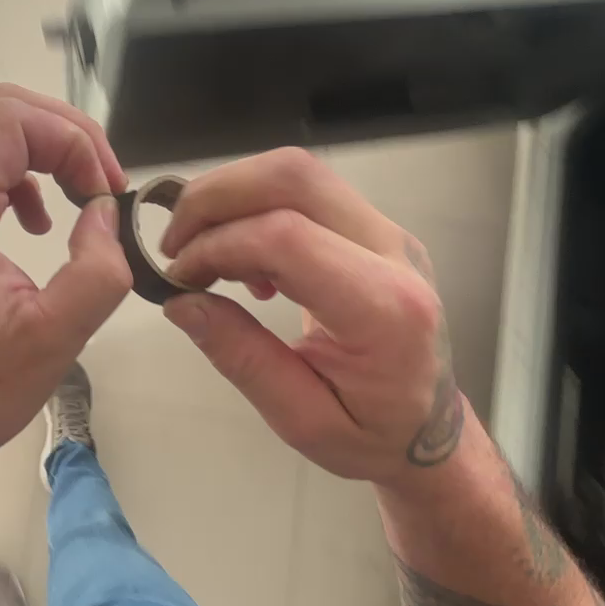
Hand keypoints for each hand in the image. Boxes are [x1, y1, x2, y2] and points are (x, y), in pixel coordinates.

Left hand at [0, 84, 132, 496]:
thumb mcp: (54, 339)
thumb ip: (98, 268)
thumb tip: (106, 215)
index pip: (11, 121)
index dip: (73, 140)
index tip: (107, 193)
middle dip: (63, 136)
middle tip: (102, 185)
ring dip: (42, 153)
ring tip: (82, 200)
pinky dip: (17, 178)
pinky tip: (40, 223)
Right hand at [157, 148, 466, 484]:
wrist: (430, 423)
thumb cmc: (373, 433)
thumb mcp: (302, 420)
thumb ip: (243, 358)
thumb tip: (181, 302)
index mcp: (383, 309)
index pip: (287, 238)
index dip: (216, 246)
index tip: (178, 279)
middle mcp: (392, 252)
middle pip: (293, 178)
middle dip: (214, 198)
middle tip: (174, 246)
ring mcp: (385, 230)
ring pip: (295, 173)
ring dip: (229, 199)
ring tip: (203, 256)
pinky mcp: (370, 226)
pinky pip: (302, 191)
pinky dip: (252, 209)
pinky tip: (243, 262)